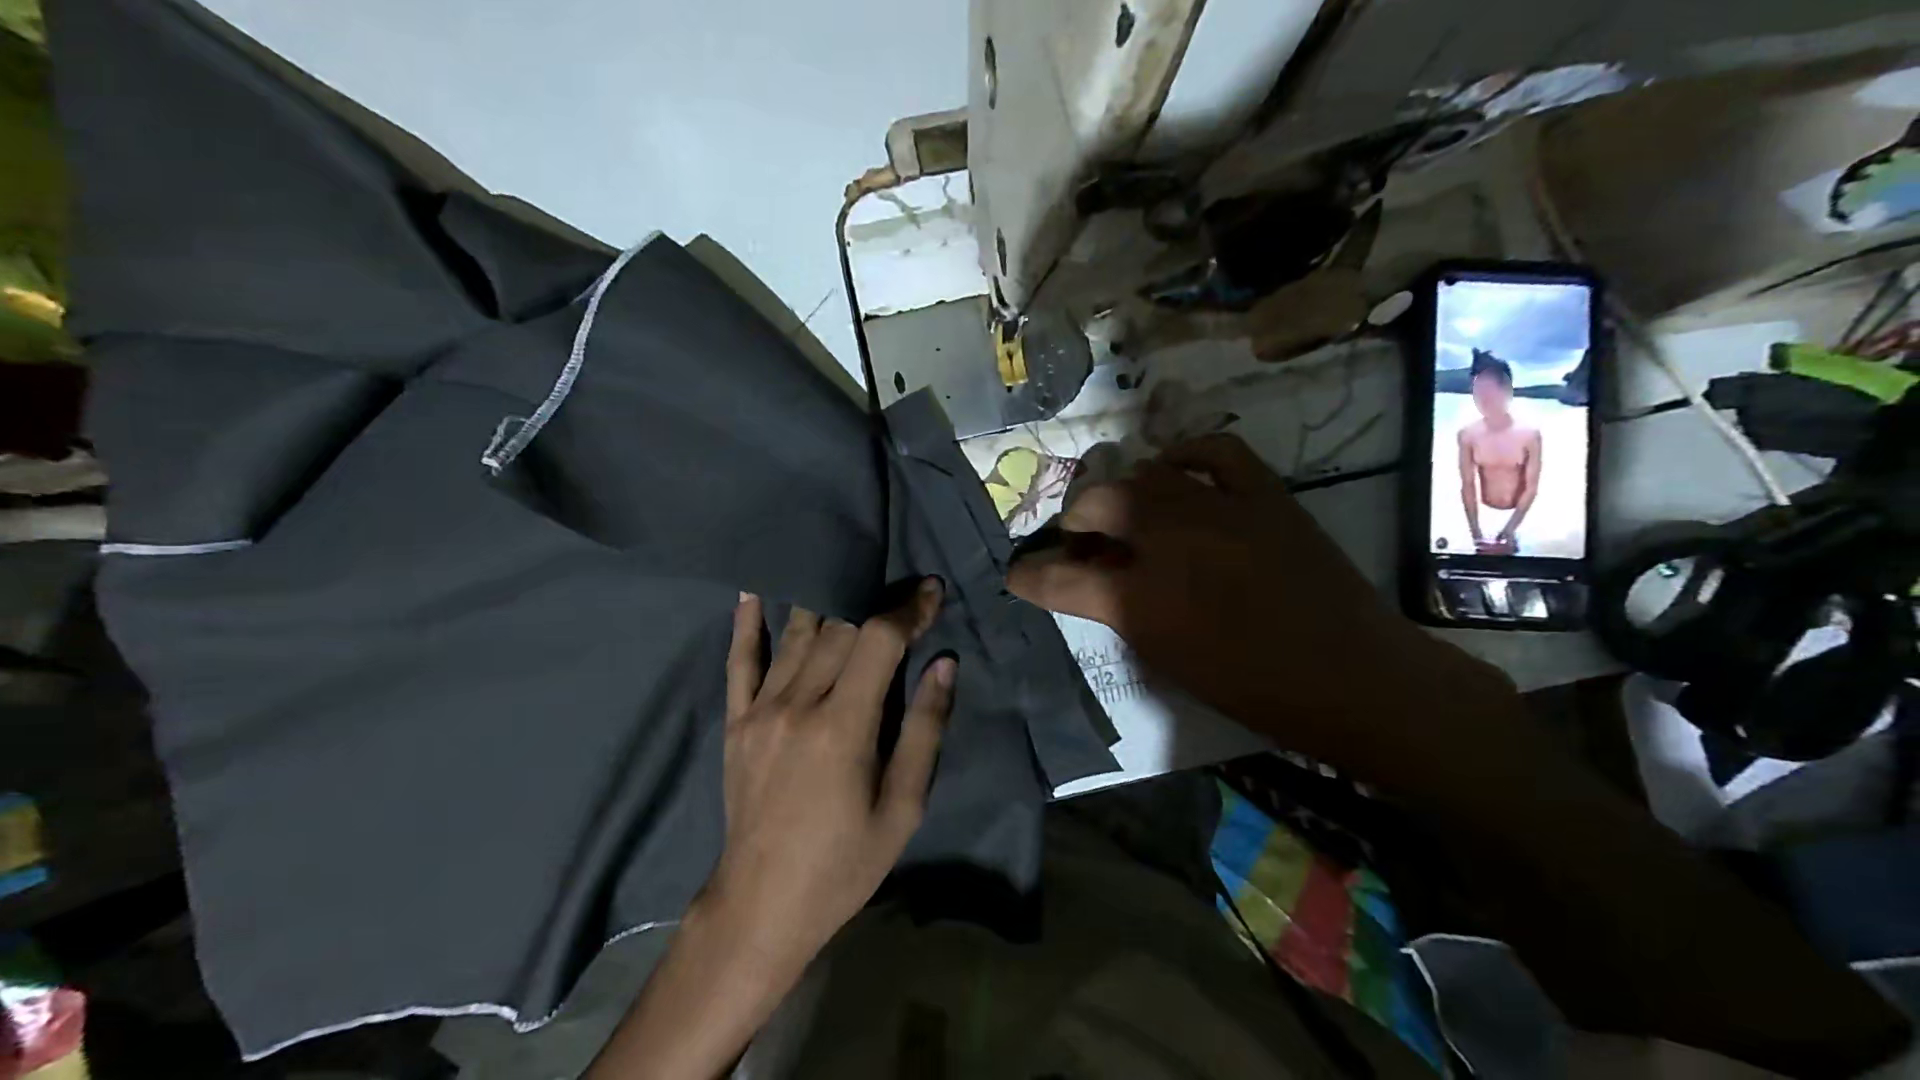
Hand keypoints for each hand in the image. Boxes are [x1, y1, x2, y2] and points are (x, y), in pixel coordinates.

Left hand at [699, 582, 953, 971]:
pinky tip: (752, 591)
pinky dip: (747, 624)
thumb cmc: (844, 863)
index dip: (909, 609)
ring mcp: (759, 709)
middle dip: (877, 602)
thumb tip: (944, 665)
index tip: (932, 591)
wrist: (761, 905)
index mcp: (842, 726)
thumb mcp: (903, 807)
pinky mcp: (736, 722)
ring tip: (850, 575)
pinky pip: (740, 662)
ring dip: (826, 601)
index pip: (879, 641)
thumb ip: (924, 729)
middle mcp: (797, 703)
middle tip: (904, 588)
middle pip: (839, 628)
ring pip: (796, 635)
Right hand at [1007, 434, 1510, 782]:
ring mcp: (1218, 510)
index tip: (1018, 575)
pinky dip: (1187, 456)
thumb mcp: (1165, 657)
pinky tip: (1177, 470)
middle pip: (1097, 504)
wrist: (1350, 676)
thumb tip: (1091, 583)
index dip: (1031, 576)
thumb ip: (1118, 613)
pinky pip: (1216, 452)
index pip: (1061, 578)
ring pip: (1145, 476)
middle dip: (1073, 520)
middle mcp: (1170, 543)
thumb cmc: (1251, 684)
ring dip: (1122, 490)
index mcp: (1140, 600)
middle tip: (1076, 539)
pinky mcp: (1263, 494)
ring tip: (1124, 509)